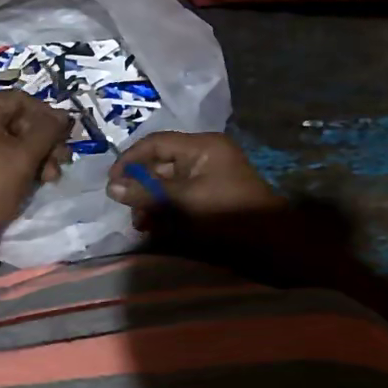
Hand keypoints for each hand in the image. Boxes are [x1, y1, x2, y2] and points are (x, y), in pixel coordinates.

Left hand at [0, 90, 70, 244]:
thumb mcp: (24, 156)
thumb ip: (48, 131)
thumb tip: (65, 115)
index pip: (19, 99)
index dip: (45, 112)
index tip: (65, 132)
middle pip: (20, 120)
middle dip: (45, 138)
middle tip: (64, 157)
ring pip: (17, 140)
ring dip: (41, 154)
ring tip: (53, 175)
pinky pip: (8, 155)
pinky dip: (27, 164)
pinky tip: (42, 180)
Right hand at [108, 131, 281, 227]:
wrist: (276, 245)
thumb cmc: (229, 214)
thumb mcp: (184, 201)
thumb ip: (146, 193)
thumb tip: (112, 188)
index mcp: (201, 146)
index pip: (155, 143)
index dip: (130, 160)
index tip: (113, 182)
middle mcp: (203, 156)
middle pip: (159, 163)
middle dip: (140, 186)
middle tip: (127, 208)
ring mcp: (208, 177)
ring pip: (166, 183)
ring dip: (150, 201)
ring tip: (142, 223)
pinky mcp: (210, 197)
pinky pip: (178, 197)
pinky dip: (164, 210)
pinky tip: (155, 227)